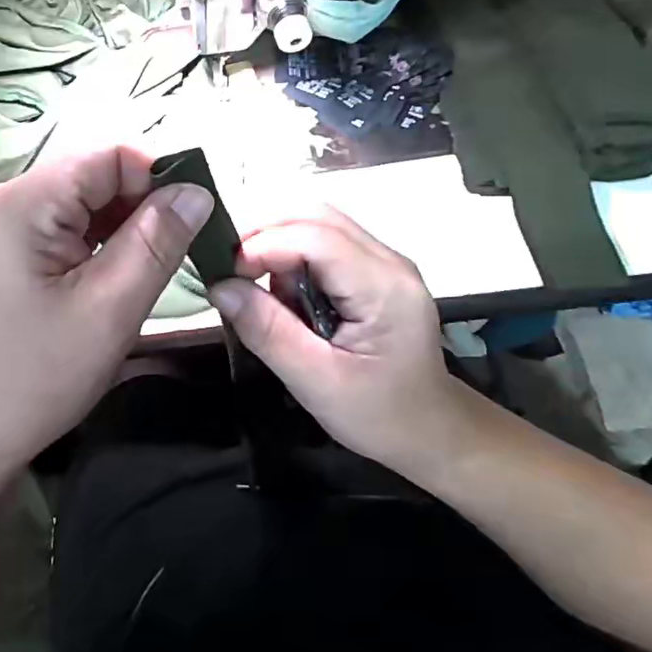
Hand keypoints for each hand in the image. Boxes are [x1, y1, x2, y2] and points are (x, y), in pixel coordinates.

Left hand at [0, 146, 212, 494]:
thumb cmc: (40, 375)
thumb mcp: (111, 307)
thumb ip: (157, 240)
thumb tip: (198, 191)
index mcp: (24, 202)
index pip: (108, 156)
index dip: (159, 176)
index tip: (199, 216)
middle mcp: (11, 200)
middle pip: (98, 175)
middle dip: (147, 202)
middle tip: (186, 246)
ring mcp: (11, 225)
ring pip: (90, 201)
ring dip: (131, 223)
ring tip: (160, 261)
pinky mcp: (17, 249)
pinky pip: (74, 226)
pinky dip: (109, 240)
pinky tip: (127, 269)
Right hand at [206, 210, 480, 481]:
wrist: (430, 431)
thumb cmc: (378, 414)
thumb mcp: (316, 382)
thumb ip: (268, 331)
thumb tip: (220, 287)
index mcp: (384, 288)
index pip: (315, 237)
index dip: (264, 245)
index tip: (226, 274)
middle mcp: (389, 262)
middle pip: (317, 219)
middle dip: (268, 239)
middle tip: (235, 277)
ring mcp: (385, 263)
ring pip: (319, 227)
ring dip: (281, 250)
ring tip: (265, 297)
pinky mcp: (376, 272)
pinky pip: (327, 246)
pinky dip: (296, 262)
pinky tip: (290, 300)